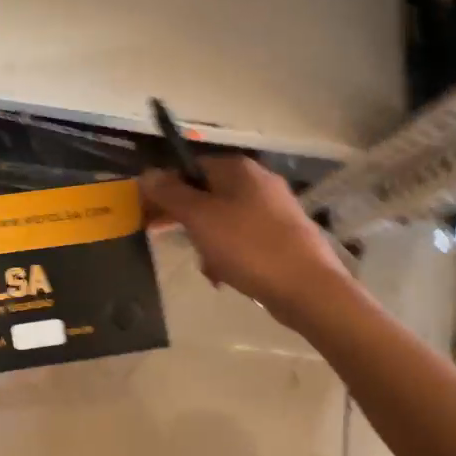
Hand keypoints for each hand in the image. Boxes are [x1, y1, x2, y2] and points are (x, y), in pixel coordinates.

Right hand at [139, 155, 353, 326]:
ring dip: (208, 243)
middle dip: (188, 221)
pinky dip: (231, 255)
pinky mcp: (285, 237)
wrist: (308, 288)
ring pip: (223, 220)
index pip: (190, 168)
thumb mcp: (199, 218)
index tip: (150, 214)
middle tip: (173, 241)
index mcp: (238, 169)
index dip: (166, 190)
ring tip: (209, 267)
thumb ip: (170, 193)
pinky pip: (244, 240)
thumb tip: (147, 173)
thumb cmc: (248, 246)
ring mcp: (275, 210)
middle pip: (207, 194)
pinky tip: (227, 277)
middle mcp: (259, 182)